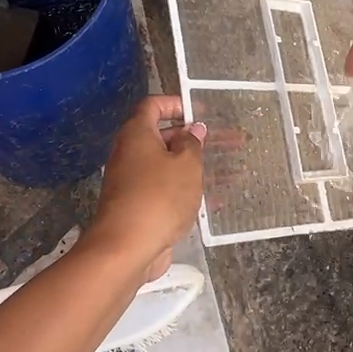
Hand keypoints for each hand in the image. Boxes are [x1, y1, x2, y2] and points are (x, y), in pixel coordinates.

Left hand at [88, 96, 205, 279]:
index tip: (199, 112)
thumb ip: (192, 144)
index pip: (152, 105)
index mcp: (137, 134)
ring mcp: (131, 180)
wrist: (126, 247)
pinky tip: (212, 200)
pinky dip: (185, 189)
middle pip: (161, 136)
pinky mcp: (137, 205)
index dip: (175, 104)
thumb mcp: (185, 165)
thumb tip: (193, 130)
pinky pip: (164, 188)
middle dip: (191, 138)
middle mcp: (130, 153)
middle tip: (222, 142)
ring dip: (192, 165)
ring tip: (226, 169)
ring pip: (165, 165)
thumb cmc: (158, 197)